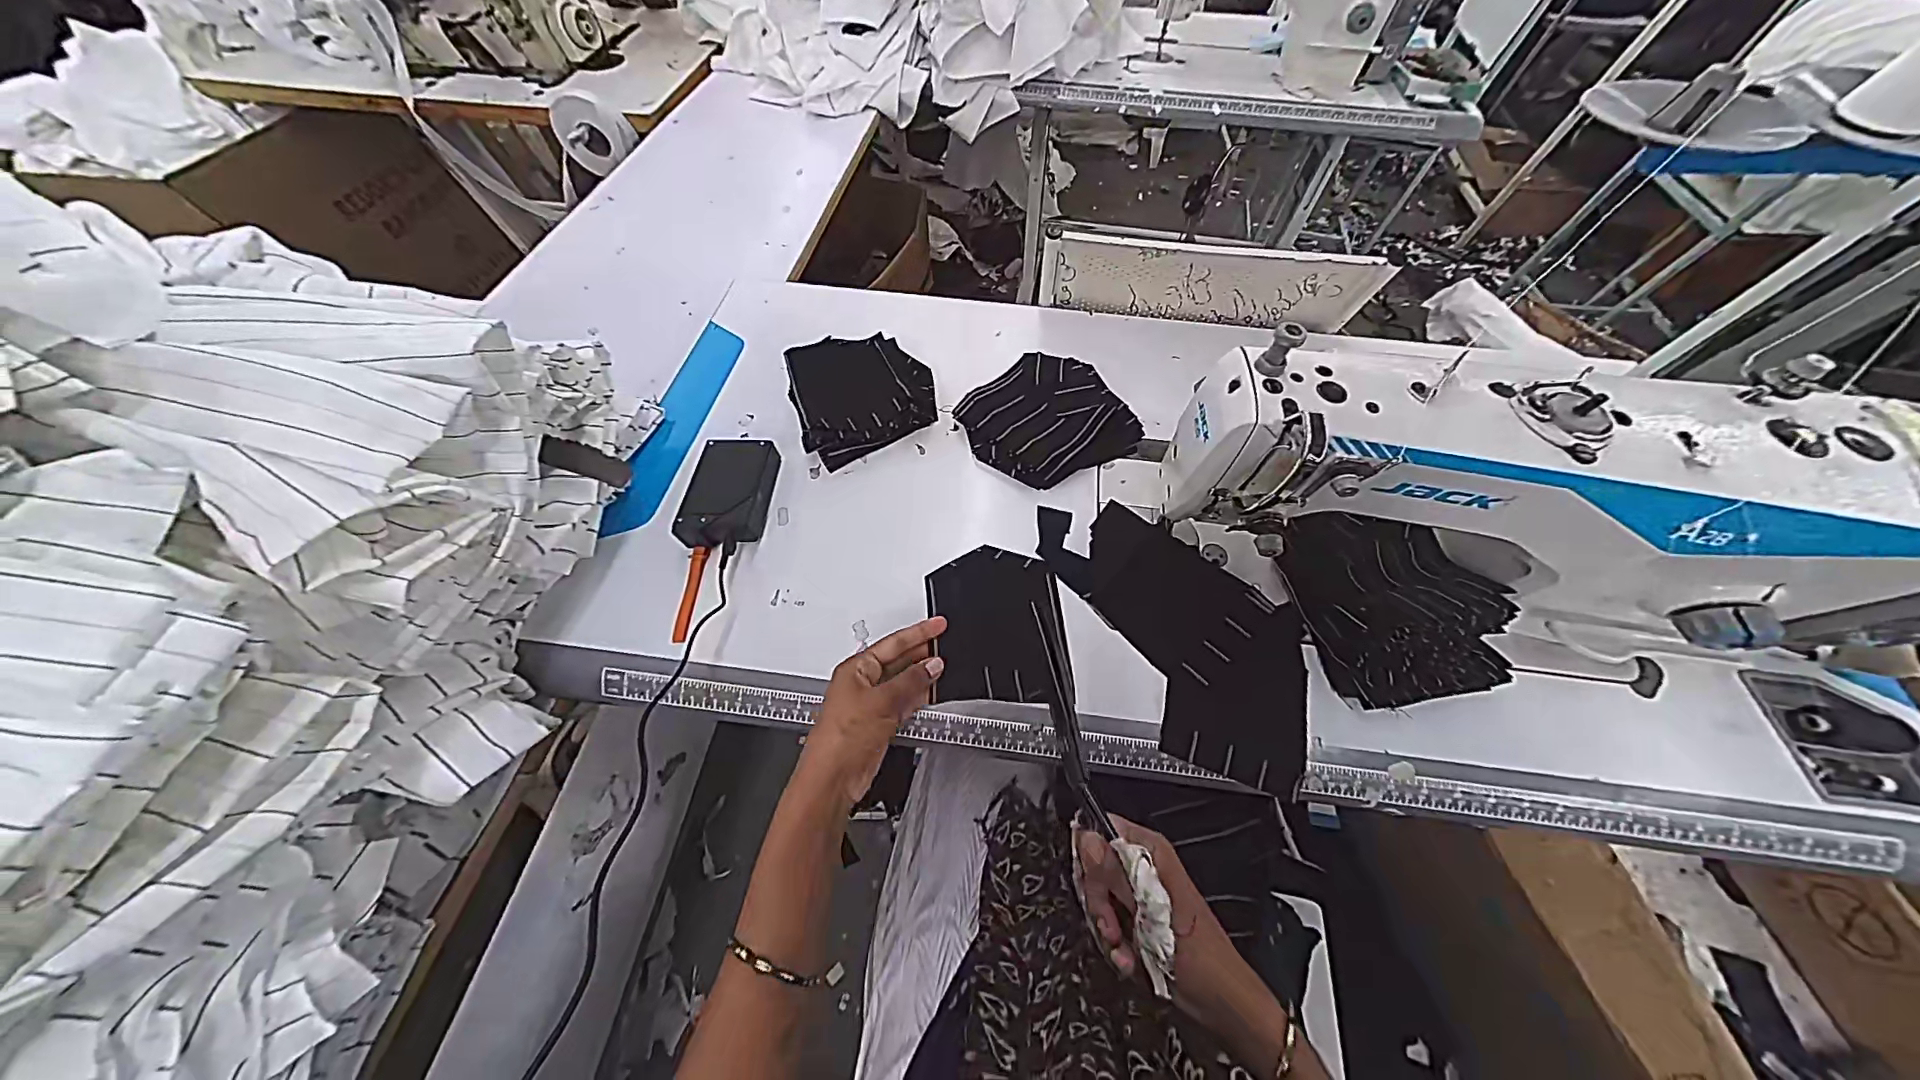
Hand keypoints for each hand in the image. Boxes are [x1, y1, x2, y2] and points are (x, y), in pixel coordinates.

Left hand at [800, 617, 945, 802]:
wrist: (833, 778)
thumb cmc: (840, 739)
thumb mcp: (881, 701)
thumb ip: (910, 681)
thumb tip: (931, 665)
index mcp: (856, 669)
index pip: (893, 643)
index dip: (918, 632)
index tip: (937, 625)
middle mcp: (862, 684)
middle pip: (898, 661)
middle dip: (921, 653)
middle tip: (944, 643)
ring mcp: (871, 704)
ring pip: (903, 683)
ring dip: (922, 676)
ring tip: (942, 666)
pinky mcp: (880, 723)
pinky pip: (904, 702)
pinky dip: (918, 697)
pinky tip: (930, 692)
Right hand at [1077, 815, 1323, 1078]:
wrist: (1223, 1003)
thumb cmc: (1202, 958)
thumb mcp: (1151, 913)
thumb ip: (1115, 873)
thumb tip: (1086, 838)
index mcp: (1153, 852)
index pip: (1101, 830)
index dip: (1087, 857)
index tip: (1091, 888)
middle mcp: (1146, 867)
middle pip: (1095, 867)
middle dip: (1098, 903)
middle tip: (1111, 926)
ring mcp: (1142, 895)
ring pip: (1099, 898)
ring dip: (1106, 929)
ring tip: (1125, 950)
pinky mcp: (1139, 920)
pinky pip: (1110, 923)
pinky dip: (1115, 944)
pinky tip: (1129, 959)